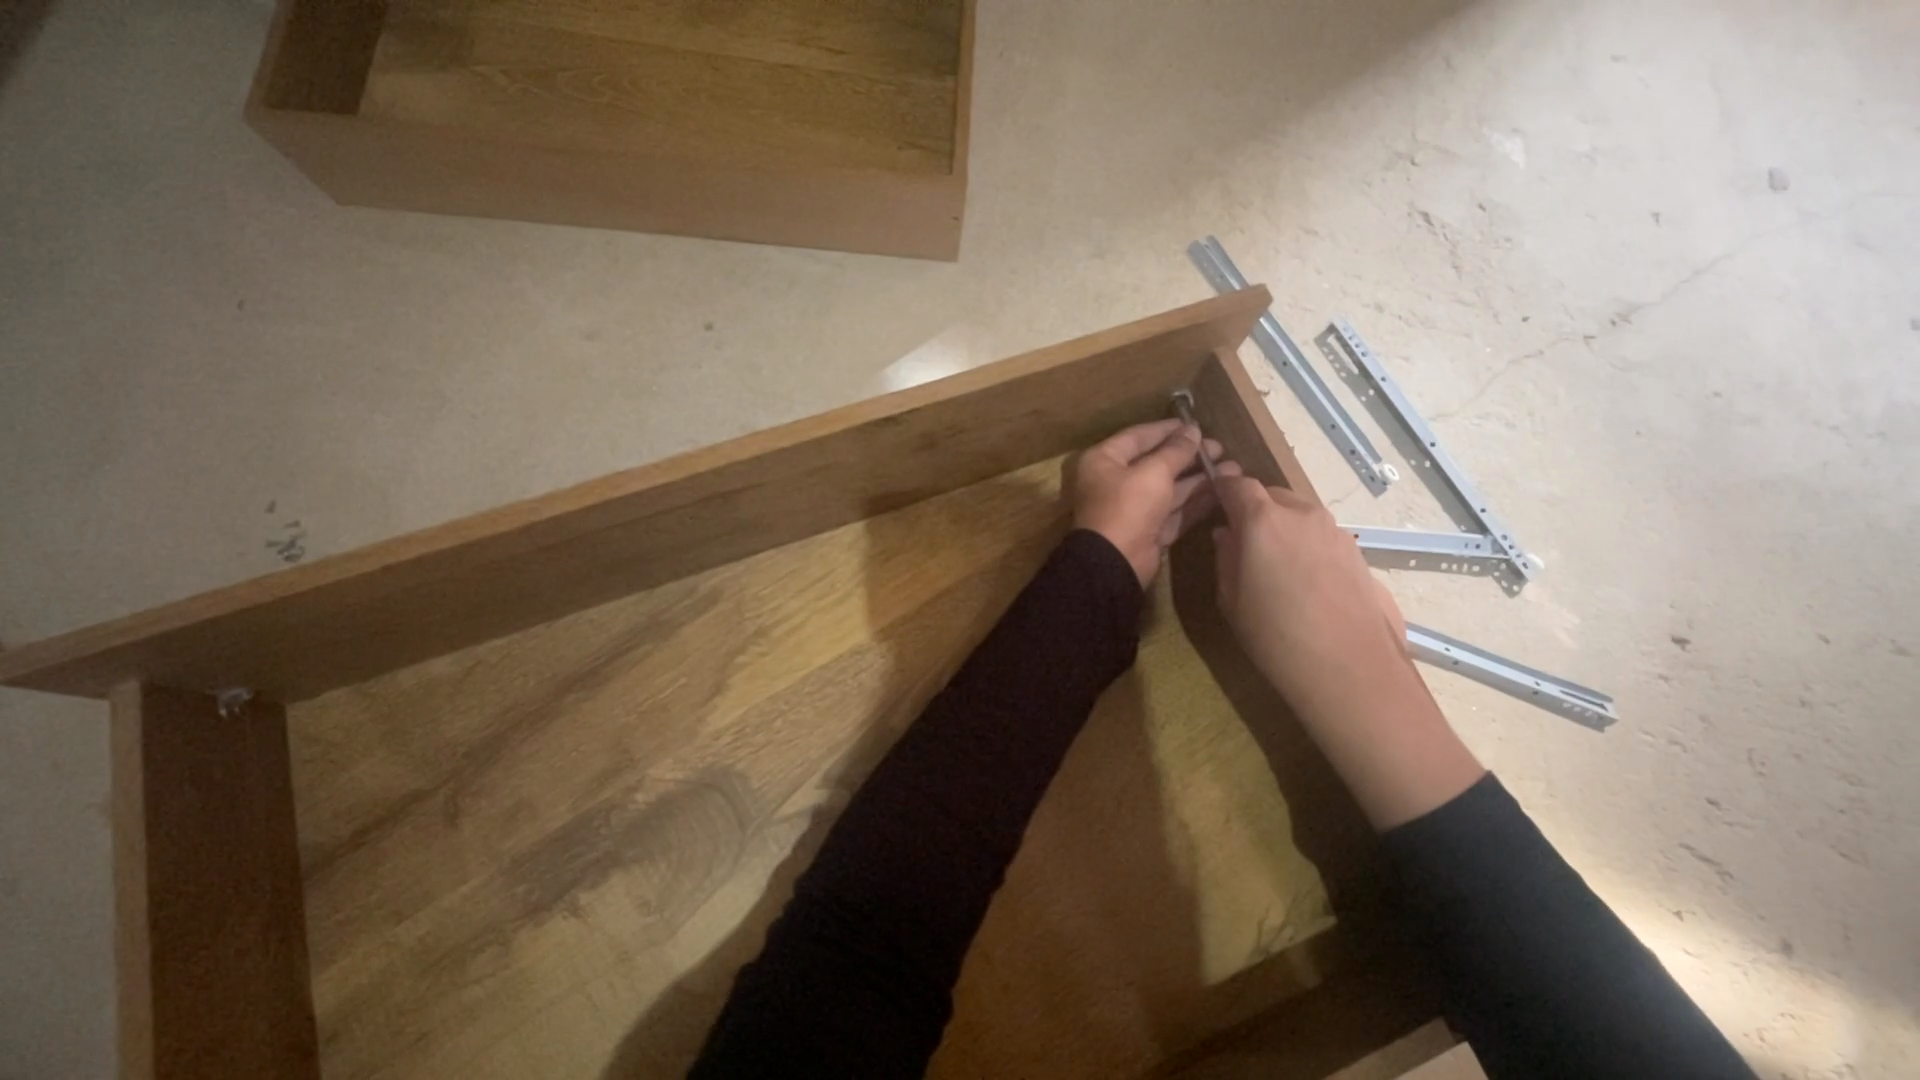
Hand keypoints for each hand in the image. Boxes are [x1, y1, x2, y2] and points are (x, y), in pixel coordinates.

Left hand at [1072, 419, 1241, 586]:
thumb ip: (1175, 451)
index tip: (1195, 424)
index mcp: (1105, 461)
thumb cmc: (1128, 506)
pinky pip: (1175, 511)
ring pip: (1170, 488)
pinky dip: (1196, 502)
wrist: (1116, 563)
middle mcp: (1116, 482)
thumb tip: (1193, 430)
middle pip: (1157, 463)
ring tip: (1232, 467)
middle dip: (1189, 455)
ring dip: (1199, 479)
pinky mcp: (1150, 531)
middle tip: (1220, 447)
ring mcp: (1134, 508)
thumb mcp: (1153, 472)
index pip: (1138, 437)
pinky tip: (1222, 491)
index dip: (1167, 429)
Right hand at [1213, 476, 1481, 829]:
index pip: (1236, 484)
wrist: (1350, 667)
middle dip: (1253, 508)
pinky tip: (1305, 583)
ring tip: (1275, 566)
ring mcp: (1334, 530)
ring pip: (1299, 514)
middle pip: (1271, 495)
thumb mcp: (1231, 599)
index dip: (1222, 488)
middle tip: (1242, 541)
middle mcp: (1301, 513)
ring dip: (1283, 527)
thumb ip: (1225, 557)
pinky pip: (1321, 536)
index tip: (1213, 500)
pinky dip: (1307, 546)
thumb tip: (1228, 535)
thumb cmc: (1275, 635)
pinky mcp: (1357, 552)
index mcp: (1261, 518)